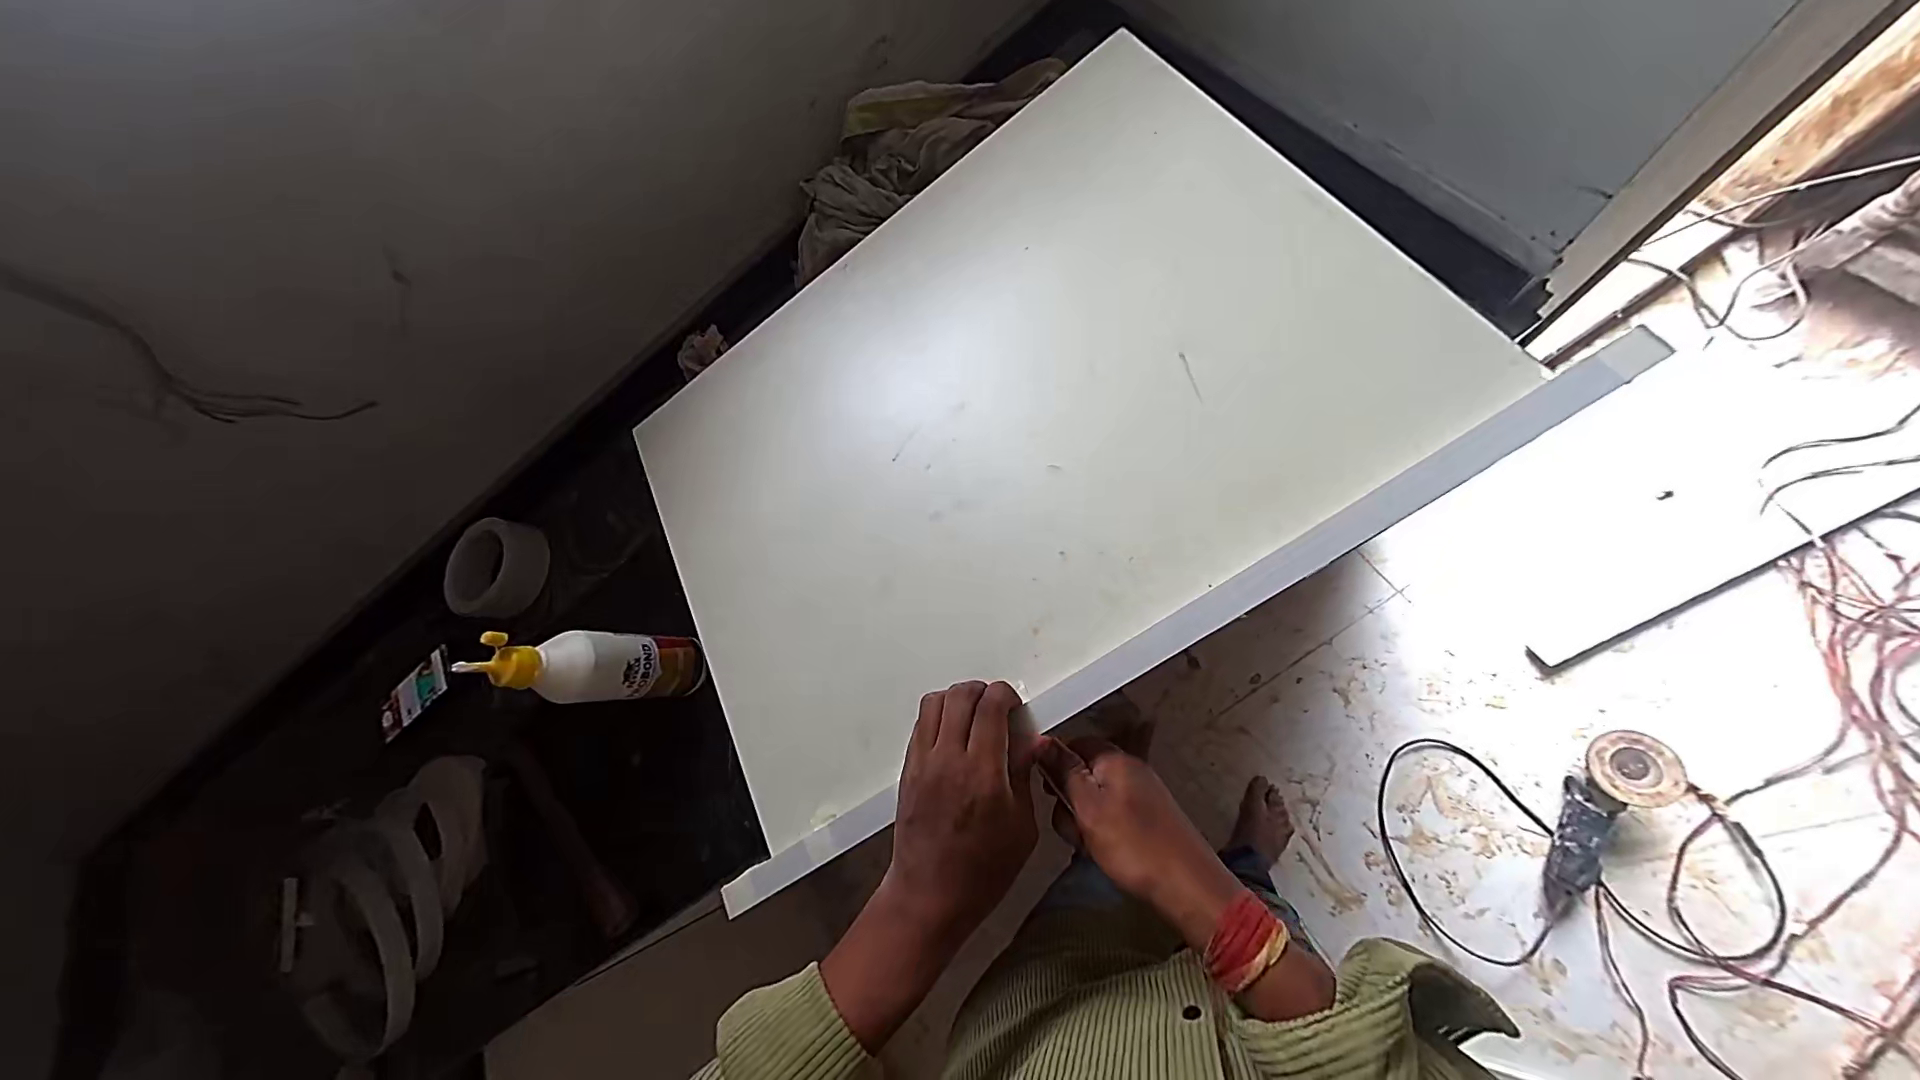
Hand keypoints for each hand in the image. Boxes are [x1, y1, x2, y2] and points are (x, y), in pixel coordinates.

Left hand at [820, 681, 1037, 1051]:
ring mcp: (922, 762)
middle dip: (982, 690)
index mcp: (982, 773)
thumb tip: (1027, 741)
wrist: (929, 895)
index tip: (1014, 703)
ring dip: (956, 699)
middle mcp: (948, 759)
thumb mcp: (1022, 828)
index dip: (1005, 694)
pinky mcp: (907, 769)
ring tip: (972, 716)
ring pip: (934, 702)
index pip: (990, 707)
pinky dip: (938, 717)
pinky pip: (920, 724)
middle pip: (960, 696)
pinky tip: (953, 735)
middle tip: (995, 706)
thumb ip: (1023, 775)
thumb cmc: (984, 870)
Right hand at [1036, 735, 1335, 1018]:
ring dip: (1084, 819)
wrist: (1187, 887)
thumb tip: (1041, 740)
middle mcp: (1130, 768)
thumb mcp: (1088, 808)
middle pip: (1083, 772)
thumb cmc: (1134, 847)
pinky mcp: (1148, 816)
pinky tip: (1105, 851)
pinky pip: (1112, 814)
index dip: (1054, 765)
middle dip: (1069, 799)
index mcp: (1114, 758)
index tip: (1047, 791)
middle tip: (1073, 826)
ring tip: (1090, 845)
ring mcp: (1141, 792)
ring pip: (1095, 797)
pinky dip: (1102, 831)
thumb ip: (1064, 771)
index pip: (1072, 744)